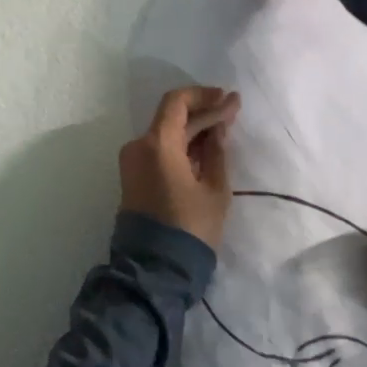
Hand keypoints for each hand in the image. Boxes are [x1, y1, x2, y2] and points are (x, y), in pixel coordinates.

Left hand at [119, 87, 241, 246]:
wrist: (155, 271)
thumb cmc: (190, 229)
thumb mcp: (214, 190)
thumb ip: (217, 151)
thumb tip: (219, 125)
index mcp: (156, 144)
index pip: (177, 102)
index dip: (203, 95)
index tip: (227, 98)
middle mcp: (138, 146)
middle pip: (172, 117)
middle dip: (203, 113)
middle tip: (233, 111)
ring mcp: (133, 162)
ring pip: (166, 134)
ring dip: (193, 129)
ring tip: (224, 129)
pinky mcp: (134, 177)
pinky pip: (159, 150)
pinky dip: (181, 145)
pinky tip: (205, 149)